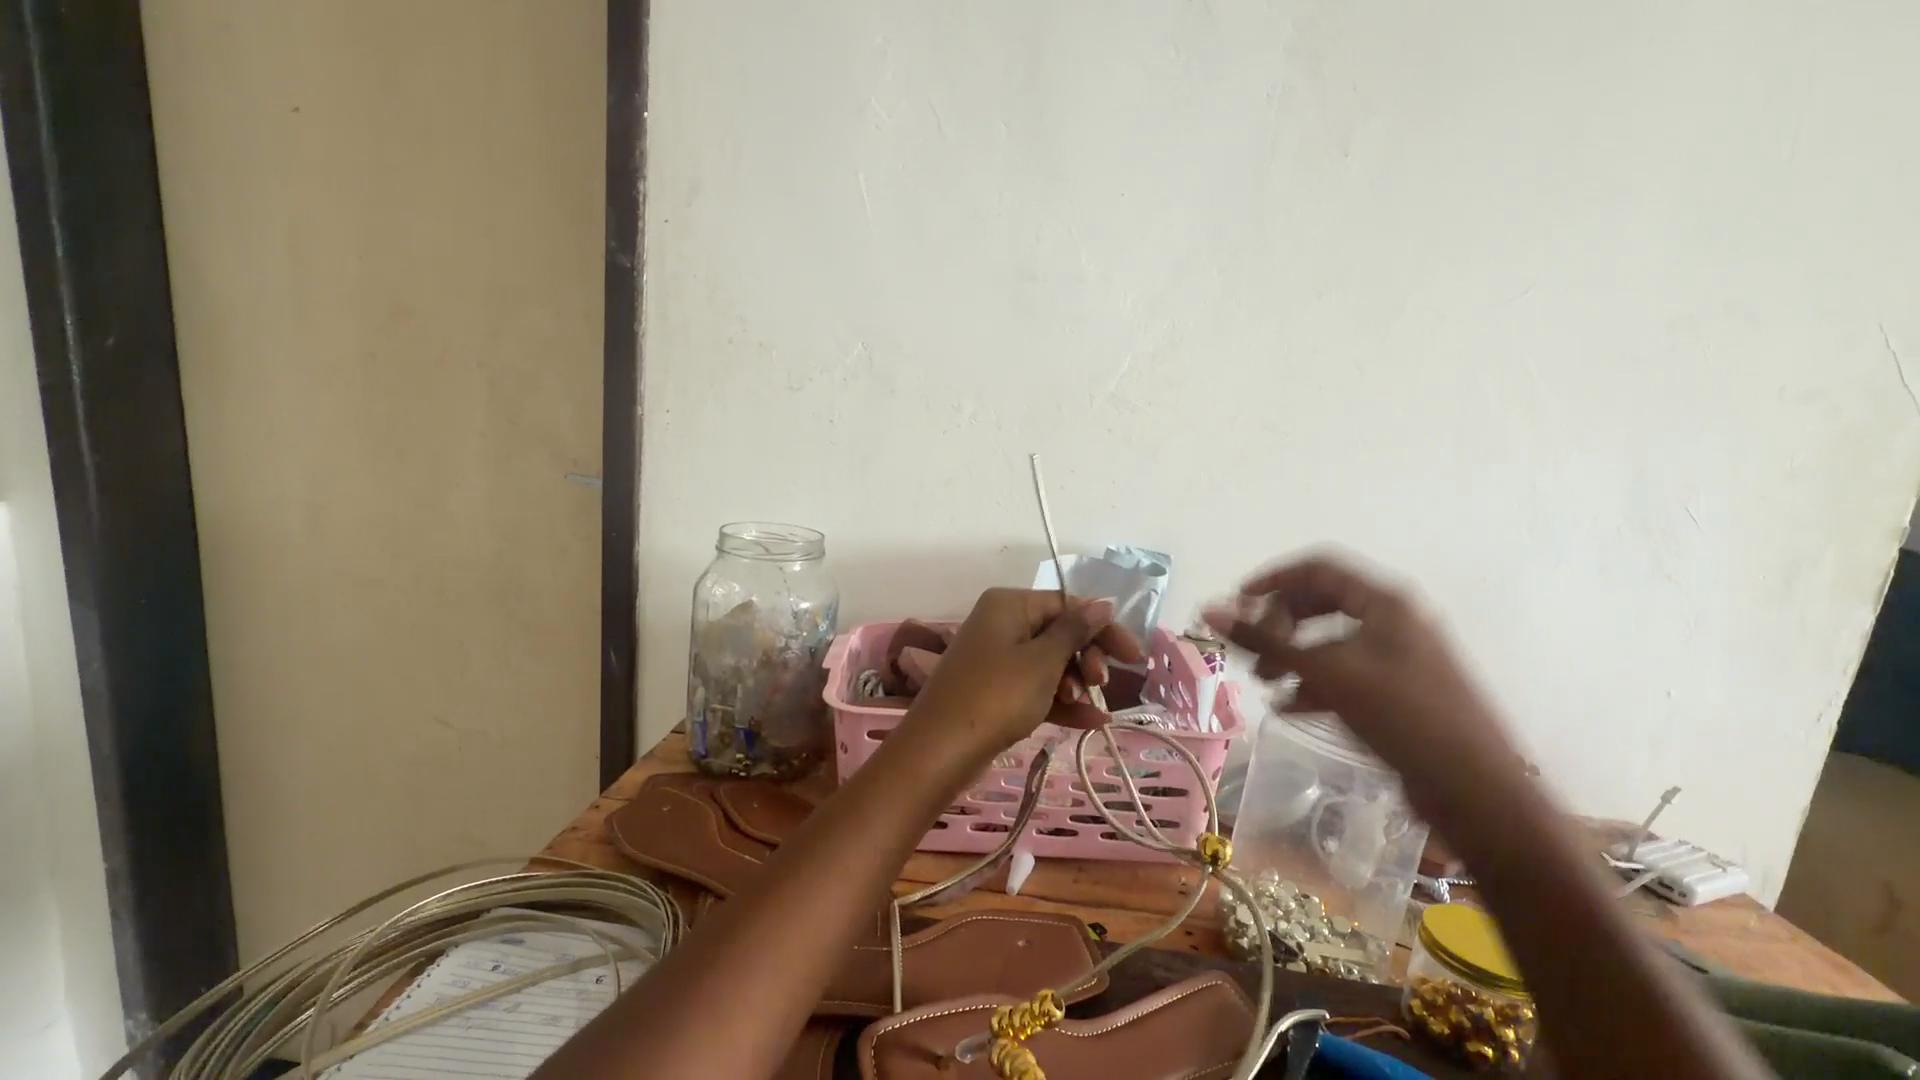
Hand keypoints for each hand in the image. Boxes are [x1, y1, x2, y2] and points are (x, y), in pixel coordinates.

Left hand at [900, 589, 1142, 765]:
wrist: (941, 750)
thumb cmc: (997, 695)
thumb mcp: (1043, 661)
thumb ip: (1076, 630)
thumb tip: (1103, 602)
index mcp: (1009, 605)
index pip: (1067, 605)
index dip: (1103, 629)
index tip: (1133, 657)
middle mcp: (1001, 624)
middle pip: (1060, 633)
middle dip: (1087, 658)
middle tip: (1100, 682)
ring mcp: (996, 660)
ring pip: (1050, 664)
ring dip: (1076, 684)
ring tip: (1091, 708)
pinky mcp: (996, 692)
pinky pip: (1037, 689)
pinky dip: (1062, 702)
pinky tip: (1092, 722)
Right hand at [1204, 553, 1526, 822]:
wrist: (1475, 788)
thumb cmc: (1402, 717)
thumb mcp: (1327, 674)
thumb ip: (1266, 641)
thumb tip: (1210, 610)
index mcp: (1385, 601)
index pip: (1317, 569)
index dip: (1271, 581)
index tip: (1235, 605)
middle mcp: (1394, 620)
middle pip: (1321, 603)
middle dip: (1280, 624)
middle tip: (1250, 651)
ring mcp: (1400, 657)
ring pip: (1331, 642)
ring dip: (1293, 657)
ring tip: (1264, 684)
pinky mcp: (1399, 692)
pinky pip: (1346, 673)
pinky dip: (1314, 683)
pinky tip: (1289, 707)